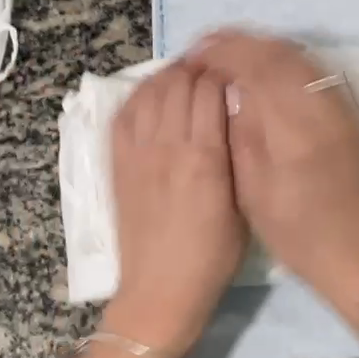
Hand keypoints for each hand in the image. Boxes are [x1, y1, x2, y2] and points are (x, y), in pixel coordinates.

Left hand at [103, 60, 245, 355]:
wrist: (160, 289)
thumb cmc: (212, 256)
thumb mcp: (242, 206)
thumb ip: (237, 155)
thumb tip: (236, 113)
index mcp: (205, 158)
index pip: (210, 90)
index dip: (223, 73)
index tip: (234, 73)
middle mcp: (167, 146)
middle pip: (178, 82)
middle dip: (197, 68)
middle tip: (211, 70)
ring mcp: (136, 152)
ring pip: (149, 91)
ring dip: (168, 76)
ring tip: (184, 76)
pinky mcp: (116, 162)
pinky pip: (123, 113)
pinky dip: (139, 94)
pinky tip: (153, 94)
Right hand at [189, 29, 358, 305]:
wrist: (356, 255)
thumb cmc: (294, 232)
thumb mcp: (251, 187)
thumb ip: (240, 131)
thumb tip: (227, 90)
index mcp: (293, 126)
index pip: (254, 65)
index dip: (220, 53)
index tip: (192, 57)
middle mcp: (320, 106)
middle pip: (277, 51)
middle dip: (238, 43)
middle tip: (204, 48)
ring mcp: (339, 107)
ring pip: (297, 56)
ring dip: (260, 47)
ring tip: (227, 54)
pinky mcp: (347, 115)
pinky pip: (311, 70)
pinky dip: (282, 60)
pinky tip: (263, 71)